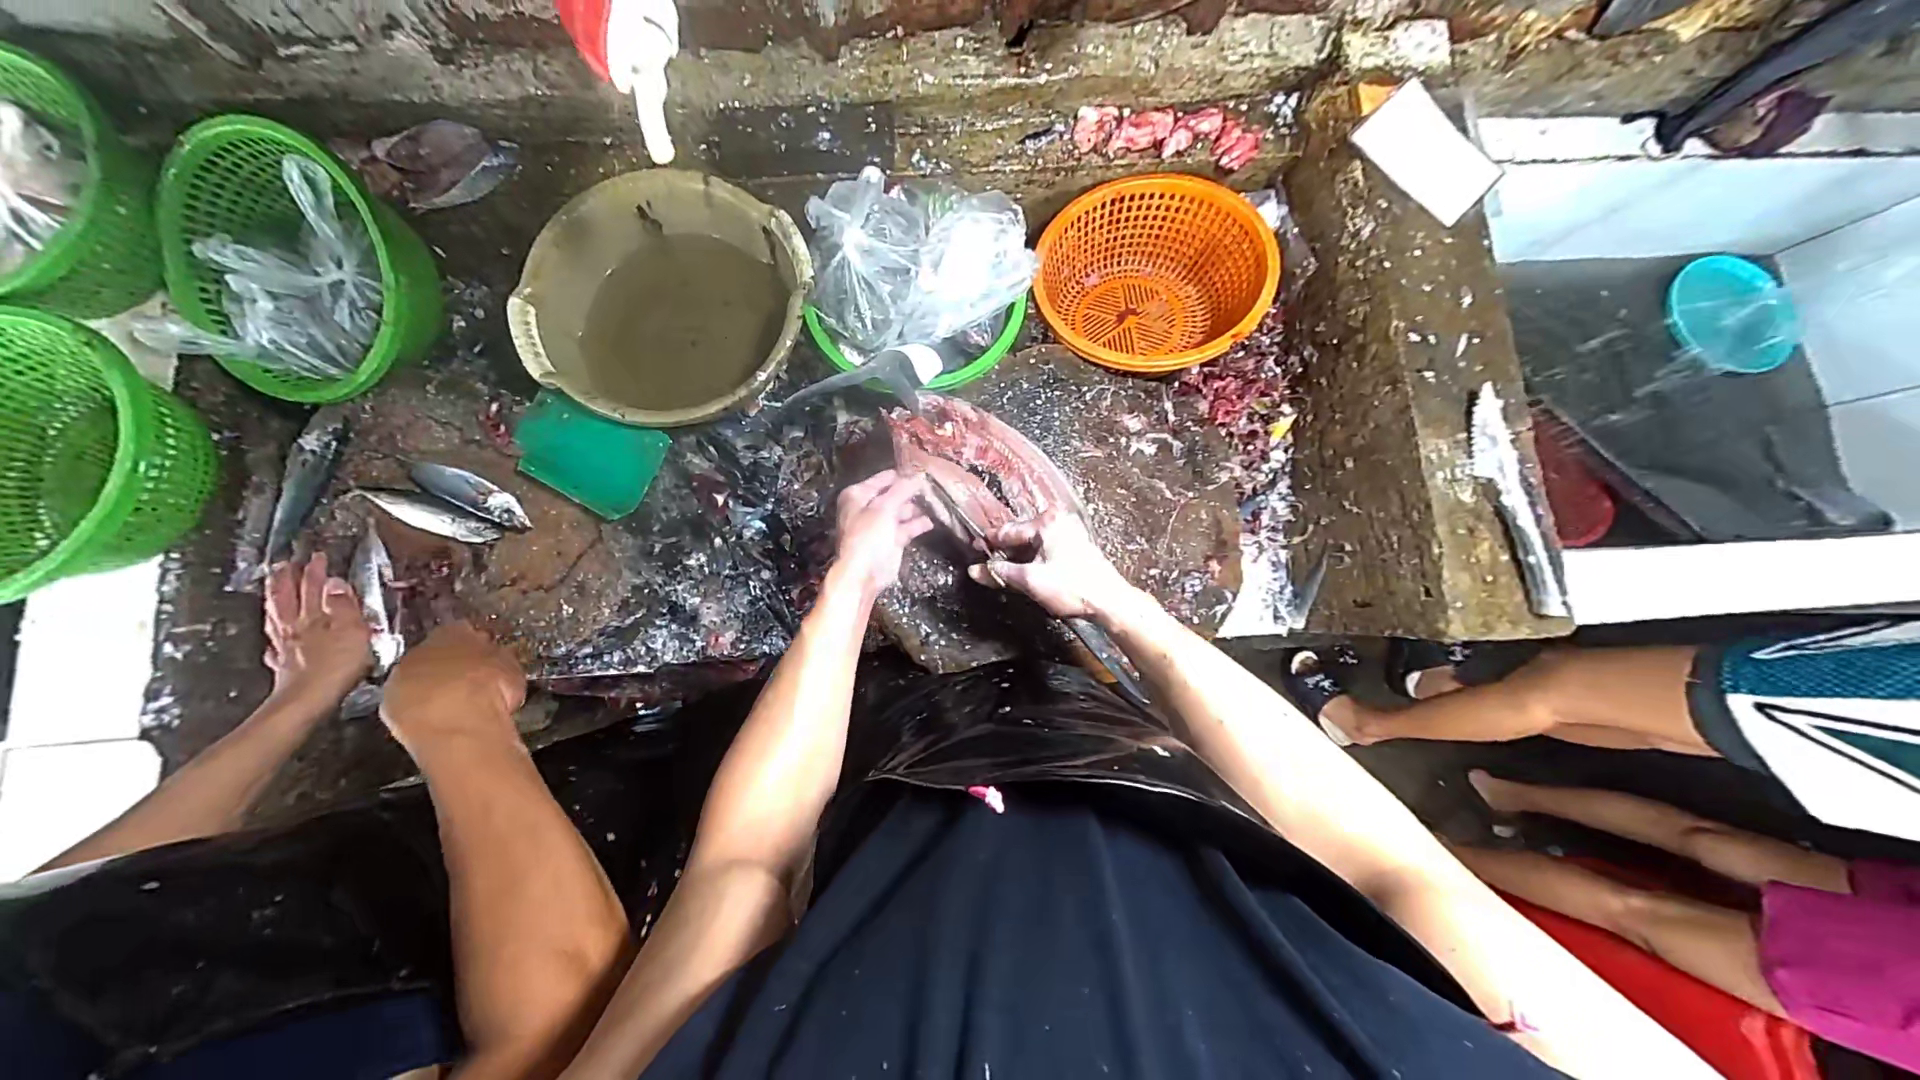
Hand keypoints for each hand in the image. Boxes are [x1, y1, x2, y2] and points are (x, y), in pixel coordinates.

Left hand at [264, 554, 372, 707]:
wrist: (306, 700)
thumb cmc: (337, 665)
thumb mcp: (352, 631)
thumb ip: (343, 607)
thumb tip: (334, 582)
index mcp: (312, 617)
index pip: (313, 588)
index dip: (314, 571)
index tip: (316, 555)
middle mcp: (294, 627)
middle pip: (286, 598)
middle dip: (285, 580)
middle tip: (283, 564)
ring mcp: (285, 645)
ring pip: (276, 616)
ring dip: (275, 600)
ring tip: (274, 588)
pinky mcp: (282, 662)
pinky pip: (275, 641)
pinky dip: (274, 631)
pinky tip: (274, 634)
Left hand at [379, 622, 526, 756]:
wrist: (458, 723)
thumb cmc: (491, 689)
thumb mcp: (509, 666)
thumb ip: (497, 656)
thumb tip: (495, 657)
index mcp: (452, 631)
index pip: (462, 629)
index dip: (475, 642)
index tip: (486, 654)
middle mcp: (420, 649)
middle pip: (435, 652)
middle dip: (449, 663)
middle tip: (469, 679)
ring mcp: (399, 677)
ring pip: (418, 676)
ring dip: (433, 686)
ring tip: (455, 702)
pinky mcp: (387, 706)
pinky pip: (408, 701)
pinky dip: (421, 708)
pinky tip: (439, 717)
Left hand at [831, 469, 933, 598]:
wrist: (863, 573)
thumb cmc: (868, 536)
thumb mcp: (884, 508)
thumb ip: (902, 490)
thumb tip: (917, 475)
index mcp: (858, 495)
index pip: (883, 479)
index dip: (902, 476)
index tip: (923, 472)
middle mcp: (867, 507)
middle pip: (893, 494)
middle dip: (912, 493)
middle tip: (933, 488)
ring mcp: (879, 524)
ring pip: (901, 511)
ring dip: (916, 508)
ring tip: (935, 504)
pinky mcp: (891, 540)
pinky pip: (906, 527)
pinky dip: (917, 524)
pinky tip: (929, 522)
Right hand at [967, 509, 1142, 619]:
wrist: (1109, 601)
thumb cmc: (1073, 587)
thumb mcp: (1029, 580)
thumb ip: (999, 572)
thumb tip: (976, 570)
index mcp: (1047, 522)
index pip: (1009, 530)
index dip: (989, 542)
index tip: (975, 548)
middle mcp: (1059, 521)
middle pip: (1021, 535)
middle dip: (1004, 550)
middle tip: (987, 563)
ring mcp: (1069, 533)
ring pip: (1033, 544)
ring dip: (1018, 557)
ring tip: (1004, 572)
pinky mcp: (1075, 547)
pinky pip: (1045, 549)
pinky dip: (1032, 560)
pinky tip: (1025, 573)